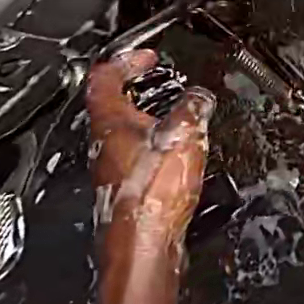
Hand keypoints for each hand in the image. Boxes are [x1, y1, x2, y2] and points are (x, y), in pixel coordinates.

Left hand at [86, 50, 212, 260]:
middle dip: (133, 84)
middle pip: (109, 101)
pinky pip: (132, 152)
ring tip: (168, 111)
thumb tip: (200, 96)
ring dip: (142, 113)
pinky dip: (149, 140)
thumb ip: (193, 107)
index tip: (147, 57)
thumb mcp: (183, 134)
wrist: (142, 245)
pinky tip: (171, 150)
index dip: (126, 60)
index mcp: (110, 121)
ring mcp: (110, 166)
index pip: (104, 76)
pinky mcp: (122, 187)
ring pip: (120, 128)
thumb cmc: (153, 192)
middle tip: (153, 78)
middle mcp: (103, 142)